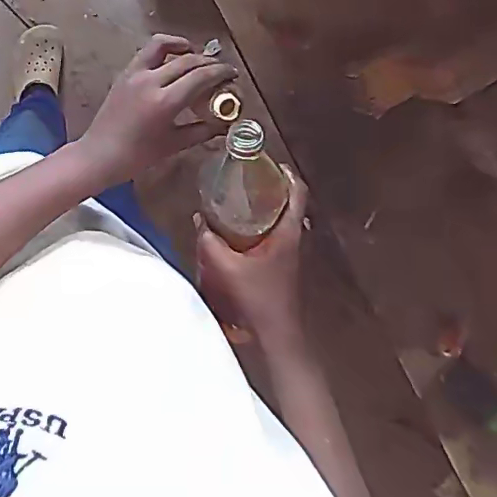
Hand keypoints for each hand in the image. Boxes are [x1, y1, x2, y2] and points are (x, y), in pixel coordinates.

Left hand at [76, 35, 236, 185]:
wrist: (100, 155)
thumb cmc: (138, 156)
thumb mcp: (174, 144)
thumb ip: (202, 130)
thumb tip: (225, 124)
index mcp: (165, 102)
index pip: (200, 76)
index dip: (221, 72)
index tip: (232, 73)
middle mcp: (150, 81)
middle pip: (187, 60)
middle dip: (208, 62)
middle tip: (221, 69)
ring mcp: (134, 74)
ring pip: (162, 45)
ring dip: (183, 46)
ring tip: (195, 55)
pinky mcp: (124, 74)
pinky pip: (146, 52)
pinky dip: (163, 49)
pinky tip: (172, 59)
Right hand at [195, 168, 306, 347]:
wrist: (276, 335)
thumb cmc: (257, 299)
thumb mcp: (225, 267)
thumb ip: (209, 241)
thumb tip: (200, 219)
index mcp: (288, 233)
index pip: (297, 192)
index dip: (285, 173)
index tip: (267, 161)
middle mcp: (294, 238)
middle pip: (288, 202)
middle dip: (269, 186)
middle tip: (244, 176)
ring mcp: (290, 253)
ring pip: (280, 219)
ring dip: (264, 206)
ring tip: (238, 197)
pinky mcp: (282, 265)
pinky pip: (274, 234)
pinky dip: (260, 224)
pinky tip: (238, 229)